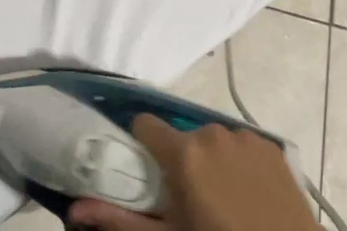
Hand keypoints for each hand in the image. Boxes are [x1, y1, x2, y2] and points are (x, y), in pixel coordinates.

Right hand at [68, 114, 315, 230]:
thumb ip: (120, 220)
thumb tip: (74, 207)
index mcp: (184, 152)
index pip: (145, 125)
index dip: (141, 146)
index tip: (147, 174)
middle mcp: (213, 132)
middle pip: (180, 136)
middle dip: (179, 162)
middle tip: (187, 200)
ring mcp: (246, 137)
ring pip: (211, 139)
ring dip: (209, 160)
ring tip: (219, 199)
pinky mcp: (272, 146)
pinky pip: (241, 144)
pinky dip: (237, 162)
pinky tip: (245, 193)